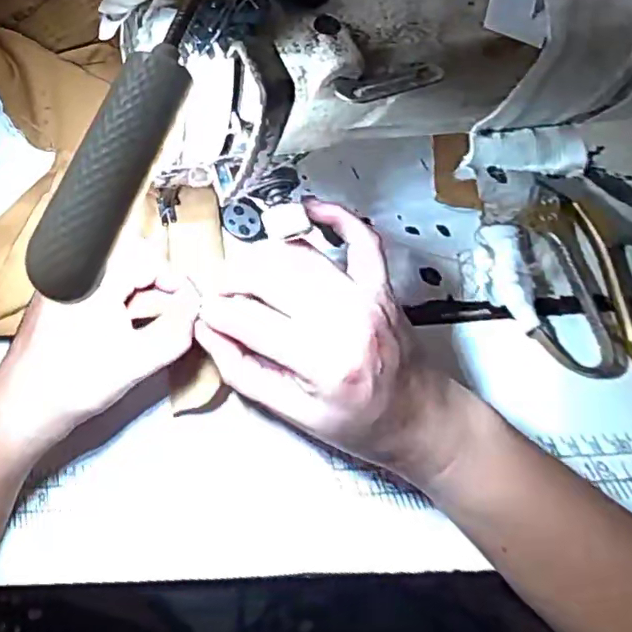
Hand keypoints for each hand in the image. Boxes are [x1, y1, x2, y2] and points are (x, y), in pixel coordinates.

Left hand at [0, 245, 198, 458]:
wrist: (26, 399)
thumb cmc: (76, 381)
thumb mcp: (139, 360)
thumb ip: (176, 329)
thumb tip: (193, 306)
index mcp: (92, 277)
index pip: (143, 255)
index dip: (171, 276)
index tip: (185, 299)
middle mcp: (70, 269)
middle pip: (123, 252)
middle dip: (153, 274)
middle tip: (170, 304)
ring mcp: (57, 279)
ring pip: (106, 264)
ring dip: (133, 282)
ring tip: (146, 315)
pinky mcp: (51, 294)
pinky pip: (89, 278)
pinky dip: (111, 290)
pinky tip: (119, 320)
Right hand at [191, 199, 474, 486]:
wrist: (427, 421)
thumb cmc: (360, 423)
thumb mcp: (292, 414)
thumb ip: (239, 369)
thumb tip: (203, 328)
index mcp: (323, 361)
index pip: (243, 317)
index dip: (213, 314)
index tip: (204, 317)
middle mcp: (345, 320)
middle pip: (262, 276)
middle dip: (227, 282)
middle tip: (220, 297)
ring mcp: (366, 296)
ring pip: (292, 254)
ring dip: (257, 258)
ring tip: (245, 276)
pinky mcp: (380, 284)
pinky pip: (361, 238)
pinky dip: (337, 217)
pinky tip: (309, 208)